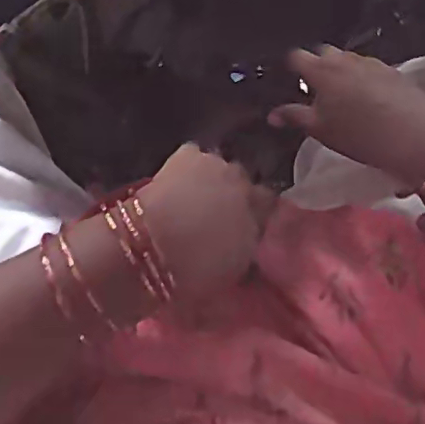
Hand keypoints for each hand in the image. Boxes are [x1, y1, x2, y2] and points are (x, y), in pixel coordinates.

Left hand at [135, 144, 272, 299]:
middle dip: (233, 190)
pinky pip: (194, 154)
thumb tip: (244, 237)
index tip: (243, 218)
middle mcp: (245, 187)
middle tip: (216, 206)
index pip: (267, 204)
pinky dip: (187, 163)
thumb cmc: (195, 271)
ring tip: (194, 191)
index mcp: (258, 219)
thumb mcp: (232, 269)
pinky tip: (176, 176)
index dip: (254, 209)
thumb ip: (245, 246)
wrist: (156, 243)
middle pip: (244, 181)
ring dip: (211, 176)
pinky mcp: (190, 152)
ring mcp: (219, 165)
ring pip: (220, 166)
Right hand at [269, 46, 424, 190]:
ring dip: (341, 72)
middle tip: (314, 91)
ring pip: (347, 61)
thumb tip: (272, 114)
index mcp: (321, 69)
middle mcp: (344, 58)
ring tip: (343, 98)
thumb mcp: (321, 130)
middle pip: (322, 53)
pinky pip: (369, 69)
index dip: (289, 67)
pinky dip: (363, 79)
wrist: (421, 140)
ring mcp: (371, 62)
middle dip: (316, 66)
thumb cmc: (362, 136)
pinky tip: (369, 101)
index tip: (287, 80)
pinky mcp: (394, 71)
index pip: (294, 56)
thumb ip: (294, 117)